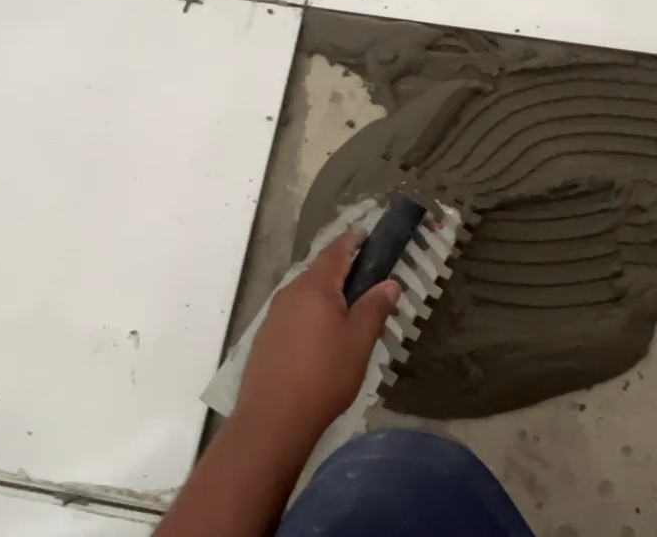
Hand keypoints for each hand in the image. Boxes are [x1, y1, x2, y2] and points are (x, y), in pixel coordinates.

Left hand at [234, 231, 400, 443]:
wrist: (271, 421)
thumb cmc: (323, 376)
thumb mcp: (359, 341)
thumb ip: (375, 307)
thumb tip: (390, 283)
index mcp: (315, 287)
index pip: (336, 250)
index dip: (353, 240)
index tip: (368, 235)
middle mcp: (290, 293)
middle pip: (321, 272)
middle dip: (346, 275)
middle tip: (372, 290)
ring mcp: (274, 316)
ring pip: (307, 296)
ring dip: (329, 299)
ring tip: (352, 322)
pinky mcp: (266, 339)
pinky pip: (295, 315)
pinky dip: (313, 317)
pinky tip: (324, 343)